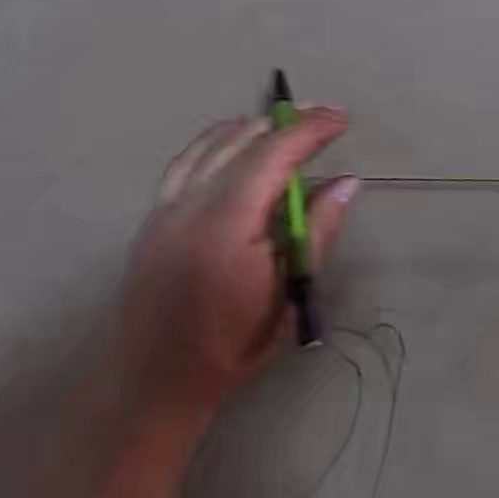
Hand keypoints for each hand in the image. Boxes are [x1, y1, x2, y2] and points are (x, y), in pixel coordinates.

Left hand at [112, 109, 359, 410]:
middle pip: (245, 141)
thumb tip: (347, 182)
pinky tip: (234, 136)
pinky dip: (217, 138)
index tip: (340, 119)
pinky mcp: (153, 215)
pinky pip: (187, 158)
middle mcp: (192, 205)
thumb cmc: (232, 347)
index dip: (309, 130)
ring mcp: (166, 207)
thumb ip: (318, 232)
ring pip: (213, 143)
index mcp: (228, 226)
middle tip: (325, 113)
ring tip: (288, 118)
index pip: (273, 155)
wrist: (151, 384)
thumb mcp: (289, 295)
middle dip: (288, 121)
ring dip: (255, 125)